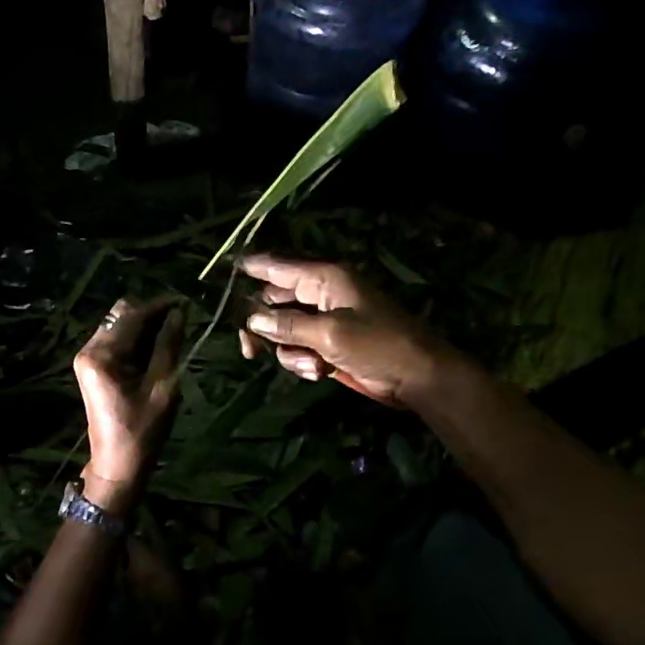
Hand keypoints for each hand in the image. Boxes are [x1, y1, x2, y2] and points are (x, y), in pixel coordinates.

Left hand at [73, 297, 184, 510]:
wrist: (117, 464)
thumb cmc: (143, 430)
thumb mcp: (163, 386)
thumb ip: (169, 345)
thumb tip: (179, 312)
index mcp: (102, 355)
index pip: (133, 315)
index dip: (160, 306)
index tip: (187, 304)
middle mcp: (89, 350)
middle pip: (122, 315)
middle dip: (152, 314)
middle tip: (182, 322)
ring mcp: (88, 357)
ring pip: (119, 325)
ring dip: (145, 327)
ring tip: (173, 335)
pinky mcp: (92, 366)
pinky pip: (116, 341)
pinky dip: (137, 340)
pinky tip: (157, 349)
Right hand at [237, 254, 463, 407]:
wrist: (418, 378)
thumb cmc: (379, 345)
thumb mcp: (330, 335)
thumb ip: (287, 326)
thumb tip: (252, 320)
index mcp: (325, 279)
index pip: (278, 266)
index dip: (252, 267)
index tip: (226, 268)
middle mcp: (321, 294)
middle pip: (273, 302)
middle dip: (262, 326)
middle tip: (248, 349)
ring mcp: (324, 320)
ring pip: (283, 330)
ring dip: (289, 350)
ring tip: (311, 365)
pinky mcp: (327, 344)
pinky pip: (298, 348)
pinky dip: (302, 361)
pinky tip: (319, 371)